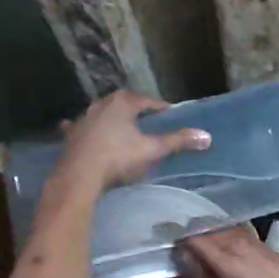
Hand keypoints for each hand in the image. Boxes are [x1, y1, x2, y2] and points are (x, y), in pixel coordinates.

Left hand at [52, 90, 209, 191]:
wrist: (79, 175)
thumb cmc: (118, 157)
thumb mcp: (152, 149)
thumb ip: (177, 141)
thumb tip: (206, 136)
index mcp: (123, 101)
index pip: (149, 101)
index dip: (162, 110)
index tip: (171, 117)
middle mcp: (102, 103)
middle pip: (125, 104)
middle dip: (137, 112)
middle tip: (149, 124)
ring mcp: (84, 117)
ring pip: (103, 114)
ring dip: (112, 119)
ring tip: (123, 130)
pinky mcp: (72, 134)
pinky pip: (80, 127)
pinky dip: (84, 129)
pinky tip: (80, 130)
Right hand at [177, 225, 278, 277]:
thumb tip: (189, 265)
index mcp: (227, 262)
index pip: (194, 239)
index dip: (177, 237)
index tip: (165, 240)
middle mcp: (236, 243)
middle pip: (204, 228)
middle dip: (188, 232)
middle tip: (175, 242)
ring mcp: (249, 238)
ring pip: (218, 225)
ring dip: (203, 230)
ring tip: (193, 241)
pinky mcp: (259, 238)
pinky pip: (231, 228)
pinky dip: (219, 229)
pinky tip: (216, 240)